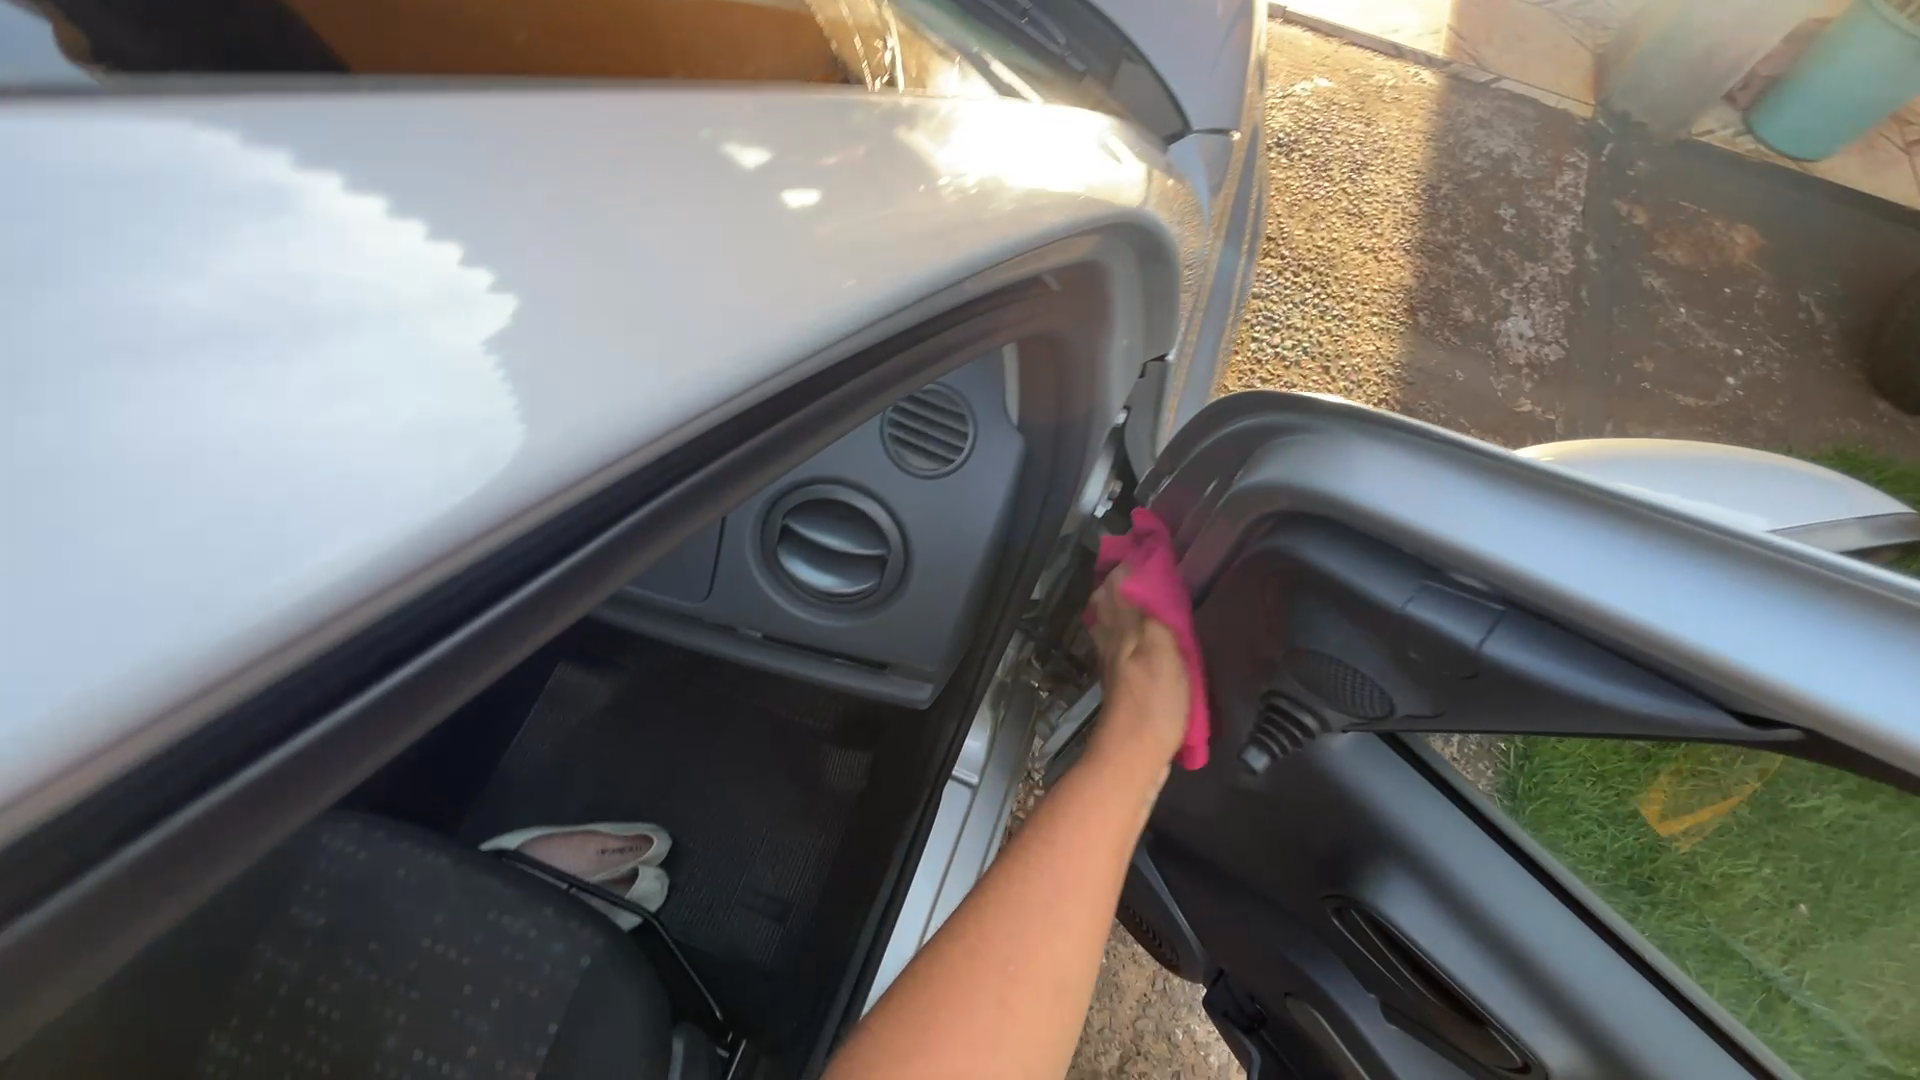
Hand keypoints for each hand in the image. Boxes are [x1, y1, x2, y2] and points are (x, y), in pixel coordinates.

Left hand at [1085, 569, 1190, 774]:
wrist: (1135, 753)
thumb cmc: (1155, 700)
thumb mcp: (1162, 647)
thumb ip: (1151, 609)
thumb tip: (1139, 569)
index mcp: (1124, 626)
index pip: (1121, 582)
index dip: (1133, 561)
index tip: (1148, 541)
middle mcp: (1112, 638)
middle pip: (1109, 599)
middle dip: (1122, 577)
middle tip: (1140, 560)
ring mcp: (1113, 661)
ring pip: (1110, 619)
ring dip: (1120, 600)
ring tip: (1135, 587)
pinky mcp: (1121, 681)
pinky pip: (1118, 640)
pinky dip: (1124, 626)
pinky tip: (1134, 630)